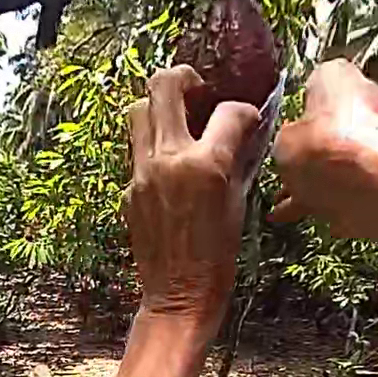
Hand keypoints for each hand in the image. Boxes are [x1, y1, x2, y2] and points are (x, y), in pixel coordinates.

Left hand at [117, 65, 260, 376]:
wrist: (179, 297)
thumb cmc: (217, 262)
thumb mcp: (238, 208)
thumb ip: (238, 165)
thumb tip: (244, 137)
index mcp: (206, 166)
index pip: (228, 112)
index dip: (245, 111)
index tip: (248, 118)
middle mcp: (169, 160)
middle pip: (164, 84)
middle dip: (185, 79)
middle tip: (198, 92)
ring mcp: (142, 174)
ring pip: (139, 111)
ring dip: (159, 107)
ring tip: (177, 124)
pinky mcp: (128, 190)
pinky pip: (137, 152)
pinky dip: (153, 149)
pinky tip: (169, 168)